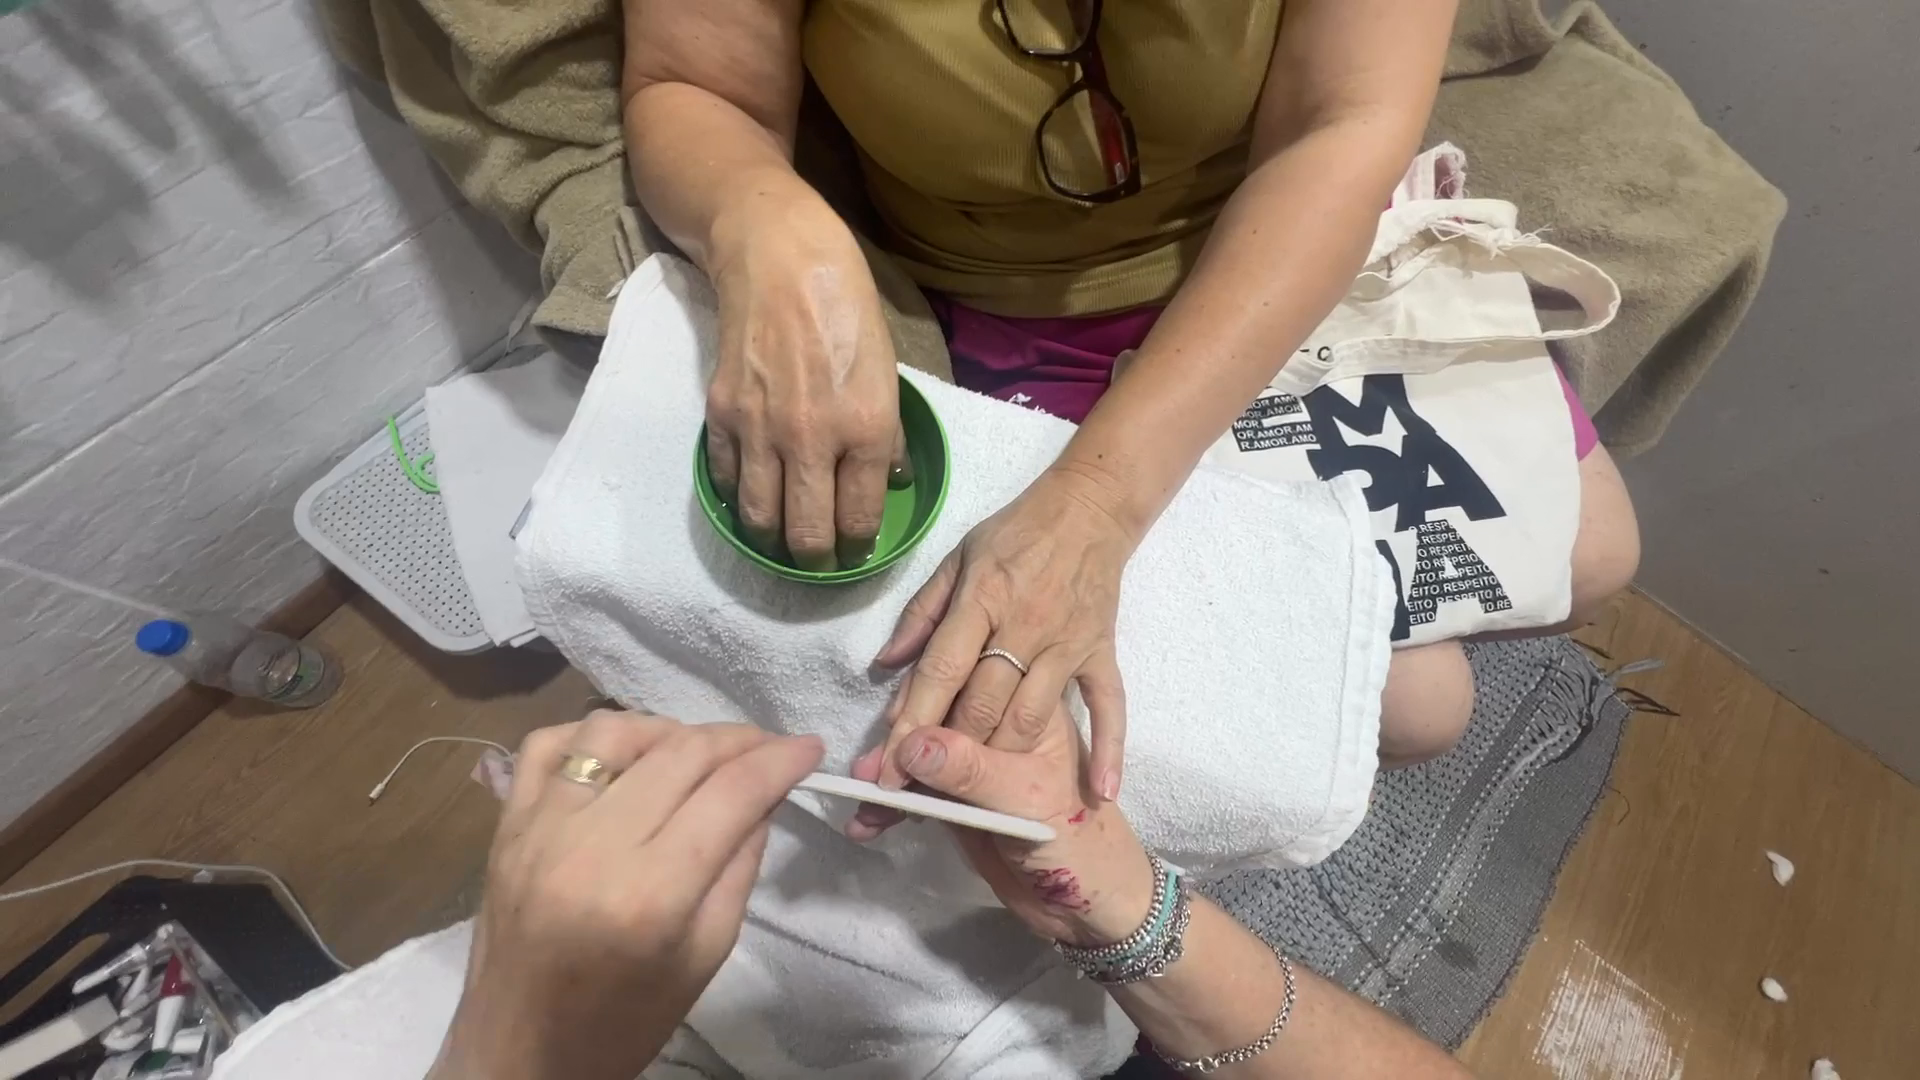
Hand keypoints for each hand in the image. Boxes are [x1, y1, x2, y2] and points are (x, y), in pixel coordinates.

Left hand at [428, 710, 822, 1079]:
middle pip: (684, 752)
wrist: (516, 1059)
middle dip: (742, 740)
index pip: (732, 794)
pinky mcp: (507, 825)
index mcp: (649, 896)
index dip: (781, 760)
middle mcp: (590, 848)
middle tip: (770, 749)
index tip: (811, 748)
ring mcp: (538, 829)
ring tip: (695, 757)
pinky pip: (549, 743)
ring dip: (672, 730)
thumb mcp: (711, 950)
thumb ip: (743, 858)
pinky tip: (627, 758)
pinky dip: (597, 735)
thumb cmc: (626, 1020)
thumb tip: (767, 788)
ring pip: (618, 730)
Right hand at [706, 208, 907, 570]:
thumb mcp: (889, 372)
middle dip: (817, 561)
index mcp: (867, 428)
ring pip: (762, 520)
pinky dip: (740, 501)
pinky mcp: (722, 414)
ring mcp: (762, 430)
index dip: (858, 547)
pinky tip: (753, 502)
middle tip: (821, 562)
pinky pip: (728, 482)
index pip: (860, 518)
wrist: (780, 258)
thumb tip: (894, 481)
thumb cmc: (848, 311)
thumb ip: (890, 435)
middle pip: (809, 534)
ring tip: (784, 544)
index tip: (855, 553)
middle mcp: (814, 439)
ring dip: (774, 543)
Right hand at [852, 702, 1154, 946]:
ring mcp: (976, 758)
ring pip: (920, 750)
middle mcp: (998, 722)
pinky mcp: (958, 794)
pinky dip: (891, 805)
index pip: (968, 681)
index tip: (893, 732)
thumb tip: (911, 743)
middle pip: (935, 713)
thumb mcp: (1026, 799)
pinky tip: (866, 824)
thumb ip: (971, 769)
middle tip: (867, 774)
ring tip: (861, 801)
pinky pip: (917, 789)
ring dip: (887, 775)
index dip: (926, 700)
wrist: (1089, 908)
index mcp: (1026, 704)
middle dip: (897, 742)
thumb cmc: (1080, 841)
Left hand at [857, 466, 1136, 833]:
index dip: (910, 723)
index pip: (940, 671)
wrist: (1090, 509)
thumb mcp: (958, 557)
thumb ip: (921, 612)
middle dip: (945, 754)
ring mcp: (1067, 642)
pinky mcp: (1102, 651)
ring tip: (971, 791)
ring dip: (998, 758)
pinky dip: (1109, 749)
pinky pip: (1110, 704)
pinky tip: (1100, 791)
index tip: (886, 771)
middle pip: (981, 704)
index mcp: (981, 598)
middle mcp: (1024, 625)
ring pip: (1029, 717)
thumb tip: (885, 664)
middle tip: (918, 794)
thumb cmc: (1016, 532)